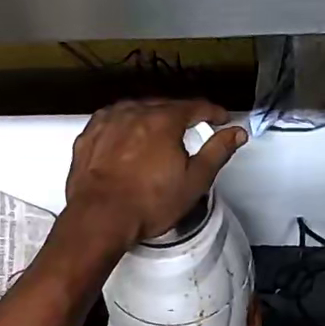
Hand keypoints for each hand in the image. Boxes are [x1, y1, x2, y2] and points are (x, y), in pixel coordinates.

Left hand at [64, 100, 247, 249]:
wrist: (99, 218)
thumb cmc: (145, 204)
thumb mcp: (194, 181)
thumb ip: (218, 151)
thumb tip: (235, 133)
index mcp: (163, 120)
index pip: (195, 107)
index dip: (212, 112)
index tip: (219, 118)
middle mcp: (133, 113)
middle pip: (164, 106)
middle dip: (181, 117)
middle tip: (192, 129)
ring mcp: (107, 123)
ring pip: (136, 112)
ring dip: (151, 120)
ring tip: (159, 138)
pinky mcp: (89, 137)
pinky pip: (112, 124)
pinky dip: (124, 129)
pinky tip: (128, 143)